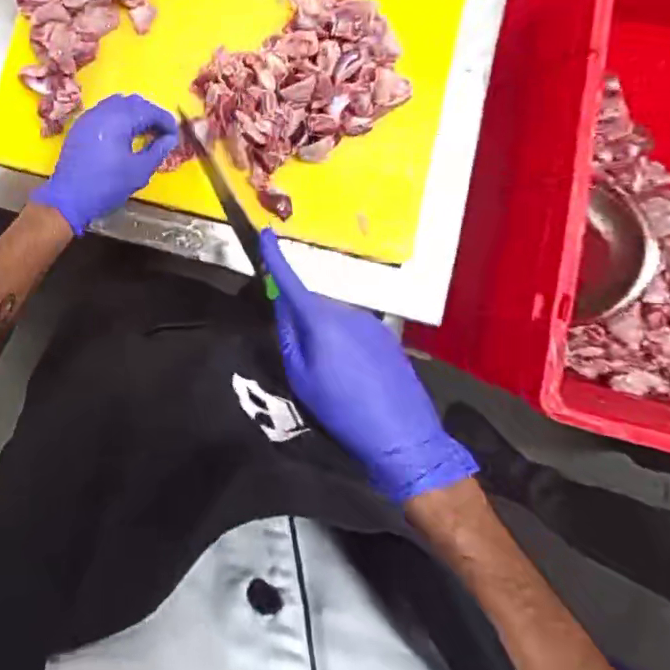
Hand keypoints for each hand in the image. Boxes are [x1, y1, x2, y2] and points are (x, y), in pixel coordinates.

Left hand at [30, 93, 177, 234]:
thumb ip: (157, 151)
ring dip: (133, 115)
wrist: (68, 198)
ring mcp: (88, 117)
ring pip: (117, 105)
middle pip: (133, 102)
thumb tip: (169, 140)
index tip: (174, 136)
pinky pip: (103, 113)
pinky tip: (123, 137)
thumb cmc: (106, 186)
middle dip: (150, 115)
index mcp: (118, 119)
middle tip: (161, 134)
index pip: (149, 110)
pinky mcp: (80, 127)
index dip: (166, 121)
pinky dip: (118, 119)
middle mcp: (102, 111)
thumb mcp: (138, 171)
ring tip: (143, 134)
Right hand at [260, 230, 476, 502]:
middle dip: (300, 318)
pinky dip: (343, 342)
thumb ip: (288, 336)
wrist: (403, 436)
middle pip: (312, 305)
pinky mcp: (387, 338)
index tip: (266, 234)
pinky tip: (350, 374)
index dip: (275, 258)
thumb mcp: (300, 376)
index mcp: (321, 321)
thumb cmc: (341, 409)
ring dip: (323, 333)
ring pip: (333, 318)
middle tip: (298, 355)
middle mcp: (347, 313)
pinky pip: (353, 330)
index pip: (291, 282)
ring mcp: (371, 324)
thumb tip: (283, 307)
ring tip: (328, 373)